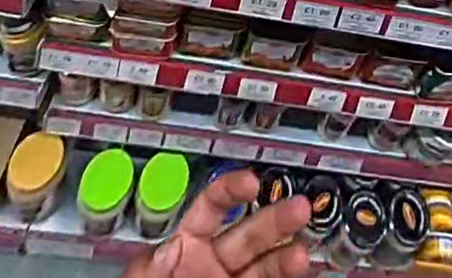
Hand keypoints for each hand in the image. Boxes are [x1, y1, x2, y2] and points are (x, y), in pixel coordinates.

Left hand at [124, 171, 311, 277]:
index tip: (252, 183)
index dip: (232, 190)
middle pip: (248, 234)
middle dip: (275, 219)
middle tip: (298, 207)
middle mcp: (213, 265)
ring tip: (301, 255)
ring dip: (285, 258)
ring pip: (264, 269)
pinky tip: (299, 277)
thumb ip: (149, 269)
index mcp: (185, 248)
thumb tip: (168, 247)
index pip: (212, 207)